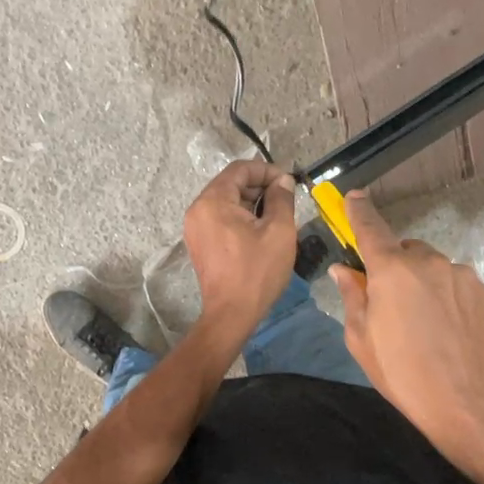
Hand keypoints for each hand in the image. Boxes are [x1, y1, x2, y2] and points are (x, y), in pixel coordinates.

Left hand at [183, 160, 297, 333]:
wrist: (231, 313)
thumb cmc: (257, 271)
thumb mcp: (279, 230)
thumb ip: (281, 199)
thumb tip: (282, 181)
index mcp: (212, 201)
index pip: (239, 169)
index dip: (267, 170)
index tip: (288, 183)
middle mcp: (197, 210)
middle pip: (230, 184)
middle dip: (259, 187)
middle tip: (285, 200)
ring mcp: (195, 228)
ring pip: (226, 202)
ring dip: (252, 203)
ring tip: (276, 217)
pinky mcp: (199, 244)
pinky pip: (220, 219)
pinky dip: (240, 218)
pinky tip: (259, 231)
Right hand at [328, 190, 483, 457]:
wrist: (465, 401)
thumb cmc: (402, 373)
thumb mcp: (361, 339)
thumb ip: (353, 297)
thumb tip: (345, 271)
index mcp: (392, 271)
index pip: (370, 228)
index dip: (358, 211)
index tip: (353, 197)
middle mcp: (428, 262)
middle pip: (403, 250)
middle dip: (392, 267)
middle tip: (386, 304)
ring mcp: (460, 274)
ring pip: (430, 266)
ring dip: (419, 282)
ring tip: (418, 323)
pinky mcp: (481, 291)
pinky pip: (452, 282)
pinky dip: (442, 294)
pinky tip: (442, 327)